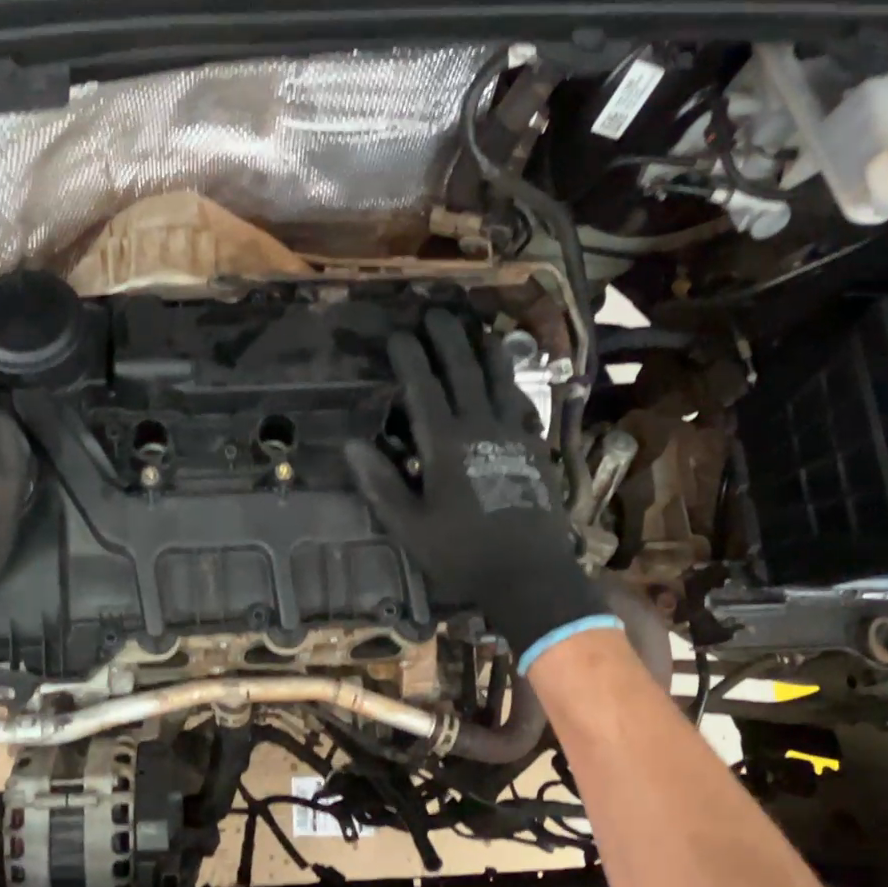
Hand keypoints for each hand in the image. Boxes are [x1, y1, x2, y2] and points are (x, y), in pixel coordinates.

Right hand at [344, 309, 618, 671]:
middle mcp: (481, 428)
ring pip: (500, 380)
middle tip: (436, 313)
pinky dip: (512, 384)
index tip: (398, 334)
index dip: (410, 357)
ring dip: (486, 351)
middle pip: (464, 371)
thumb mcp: (410, 526)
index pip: (424, 387)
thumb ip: (381, 483)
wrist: (529, 574)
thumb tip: (351, 444)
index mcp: (445, 444)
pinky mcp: (536, 447)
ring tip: (478, 329)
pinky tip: (509, 380)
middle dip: (448, 339)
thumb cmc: (461, 553)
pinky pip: (522, 404)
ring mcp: (513, 434)